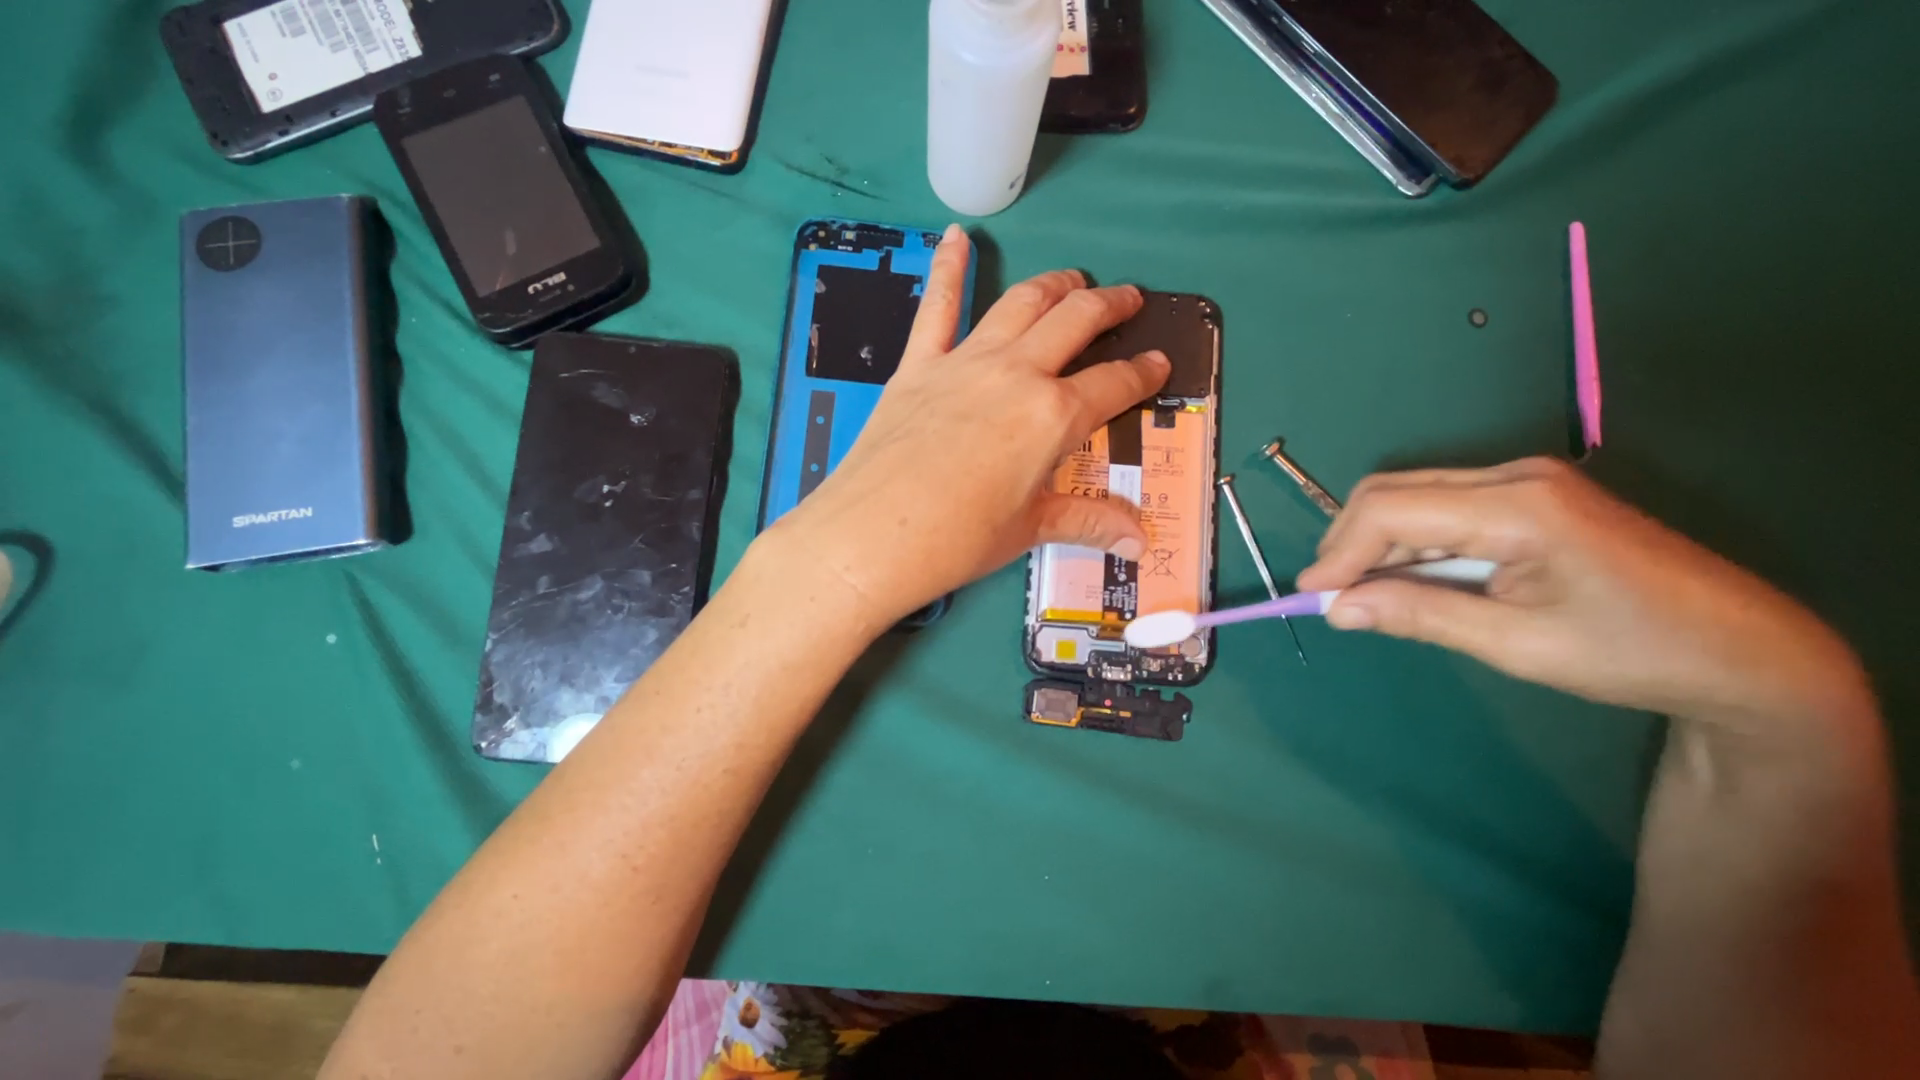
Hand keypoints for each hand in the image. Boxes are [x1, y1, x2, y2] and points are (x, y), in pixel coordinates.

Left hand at [760, 226, 1170, 627]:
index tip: (1159, 363)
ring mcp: (964, 362)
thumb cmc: (958, 540)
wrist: (871, 535)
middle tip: (1127, 300)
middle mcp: (1016, 373)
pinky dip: (948, 267)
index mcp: (1054, 416)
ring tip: (1073, 279)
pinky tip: (955, 236)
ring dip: (1053, 284)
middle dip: (1110, 306)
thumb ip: (1088, 521)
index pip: (1114, 385)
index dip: (1144, 374)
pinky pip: (937, 306)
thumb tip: (1139, 541)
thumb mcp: (1029, 530)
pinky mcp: (918, 364)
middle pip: (1075, 322)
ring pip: (1020, 303)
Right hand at [1296, 458, 1868, 728]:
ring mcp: (1529, 480)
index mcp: (1517, 507)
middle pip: (1396, 491)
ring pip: (1418, 496)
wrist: (1743, 651)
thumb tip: (1338, 608)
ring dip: (1382, 543)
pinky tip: (1418, 581)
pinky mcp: (1536, 495)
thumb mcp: (1515, 645)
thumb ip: (1420, 616)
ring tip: (1371, 598)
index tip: (1313, 597)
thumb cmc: (1629, 653)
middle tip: (1335, 599)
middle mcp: (1517, 476)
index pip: (1392, 509)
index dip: (1340, 551)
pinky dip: (1417, 542)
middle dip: (1351, 542)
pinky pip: (1449, 506)